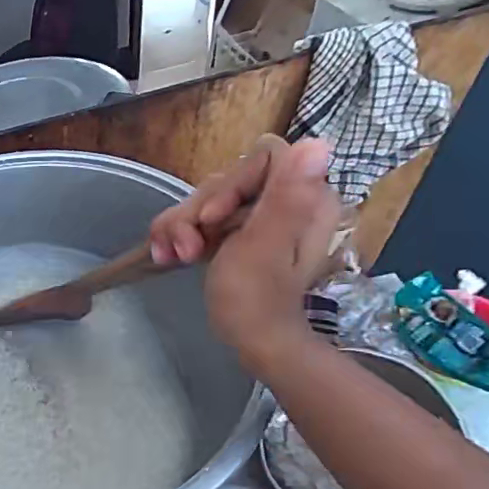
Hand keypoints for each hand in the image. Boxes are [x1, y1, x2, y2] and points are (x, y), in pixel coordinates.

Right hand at [149, 135, 340, 371]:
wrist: (254, 345)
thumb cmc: (256, 301)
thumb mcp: (263, 245)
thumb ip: (285, 195)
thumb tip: (320, 144)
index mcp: (305, 199)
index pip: (264, 157)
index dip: (232, 184)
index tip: (214, 220)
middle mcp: (288, 201)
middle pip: (231, 178)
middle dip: (199, 212)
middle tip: (186, 249)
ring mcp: (262, 218)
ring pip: (211, 198)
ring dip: (183, 225)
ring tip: (174, 257)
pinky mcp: (241, 233)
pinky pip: (205, 217)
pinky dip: (183, 234)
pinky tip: (168, 255)